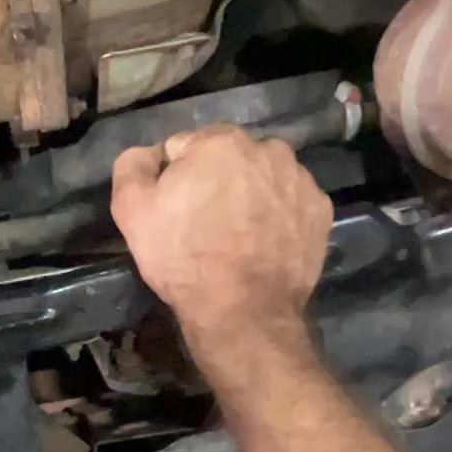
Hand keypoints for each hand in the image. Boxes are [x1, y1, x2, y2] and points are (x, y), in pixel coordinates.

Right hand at [110, 124, 332, 346]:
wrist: (243, 310)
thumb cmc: (183, 257)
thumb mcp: (132, 211)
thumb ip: (132, 167)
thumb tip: (149, 154)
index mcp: (219, 141)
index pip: (182, 147)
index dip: (171, 179)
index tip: (171, 210)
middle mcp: (267, 148)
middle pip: (226, 159)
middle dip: (212, 182)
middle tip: (201, 225)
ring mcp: (299, 179)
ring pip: (260, 178)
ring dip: (246, 196)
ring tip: (234, 236)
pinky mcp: (319, 211)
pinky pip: (287, 203)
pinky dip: (275, 216)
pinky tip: (261, 244)